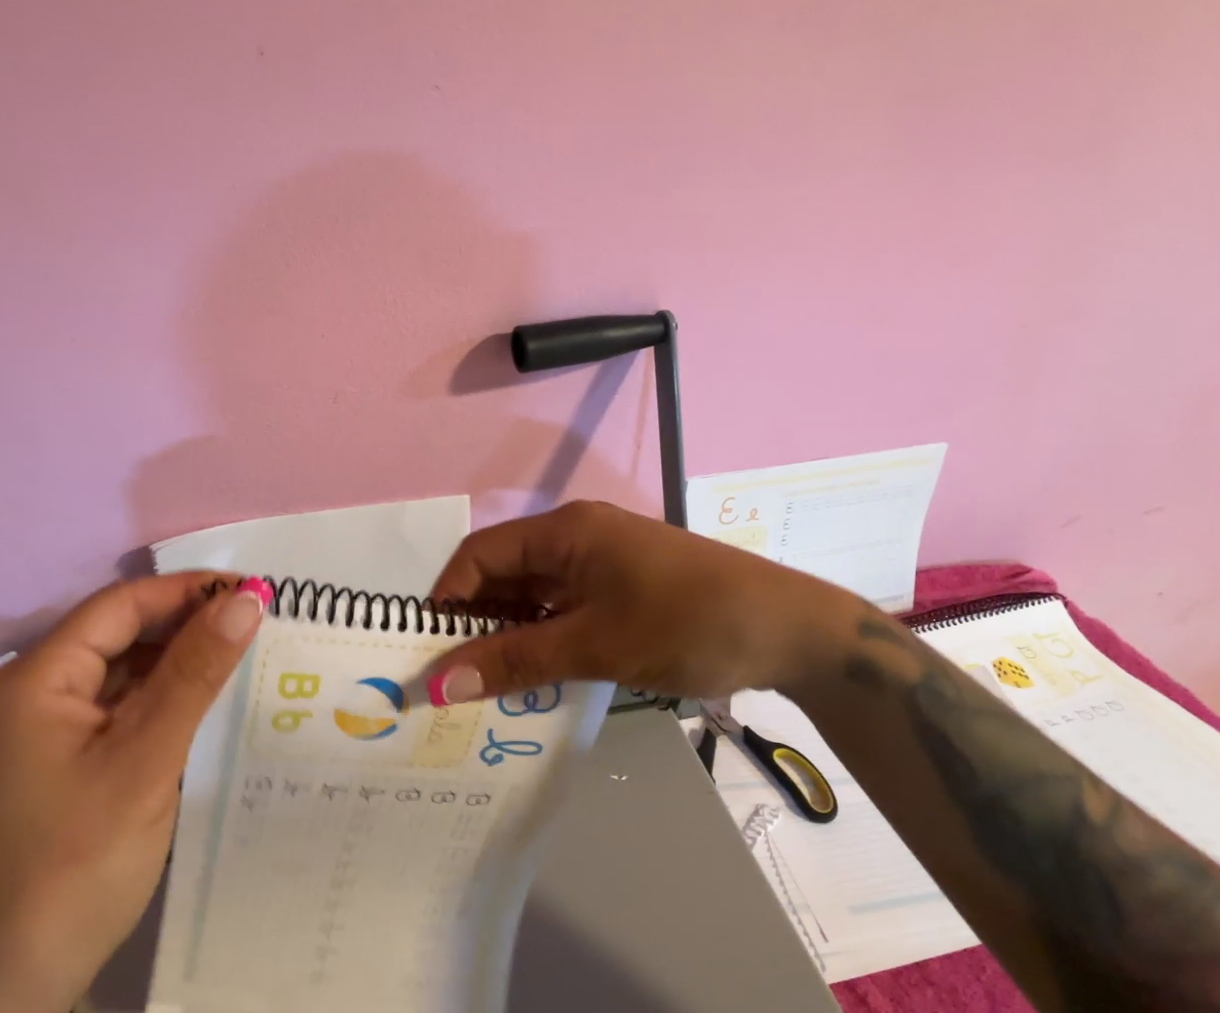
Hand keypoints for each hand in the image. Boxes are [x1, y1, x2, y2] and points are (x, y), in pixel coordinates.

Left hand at [0, 573, 270, 1012]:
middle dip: (185, 626)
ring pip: (117, 677)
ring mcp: (37, 737)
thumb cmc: (77, 862)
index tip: (255, 590)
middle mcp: (28, 696)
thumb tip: (246, 599)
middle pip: (116, 638)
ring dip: (175, 666)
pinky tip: (201, 710)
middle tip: (260, 626)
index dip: (187, 591)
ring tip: (244, 660)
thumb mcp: (146, 760)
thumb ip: (194, 674)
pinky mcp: (53, 770)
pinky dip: (156, 705)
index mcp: (36, 680)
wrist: (8, 984)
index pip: (119, 607)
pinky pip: (112, 715)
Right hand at [424, 501, 859, 704]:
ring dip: (511, 636)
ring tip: (485, 687)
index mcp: (566, 531)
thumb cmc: (686, 623)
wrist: (792, 632)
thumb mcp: (596, 646)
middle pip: (505, 574)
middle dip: (475, 623)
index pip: (480, 554)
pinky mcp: (626, 591)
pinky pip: (567, 611)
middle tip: (450, 679)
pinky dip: (546, 640)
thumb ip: (516, 662)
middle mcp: (579, 538)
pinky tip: (535, 678)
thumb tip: (439, 684)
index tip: (427, 651)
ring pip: (536, 596)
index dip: (447, 598)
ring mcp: (605, 565)